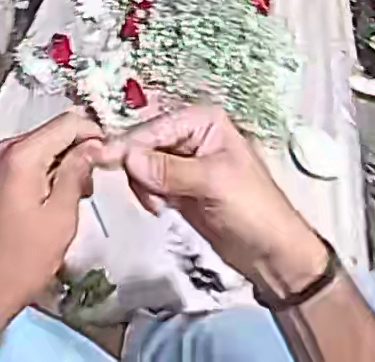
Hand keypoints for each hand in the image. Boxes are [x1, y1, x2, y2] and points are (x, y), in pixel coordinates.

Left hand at [0, 111, 105, 315]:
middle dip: (80, 149)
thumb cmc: (20, 261)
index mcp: (22, 154)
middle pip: (56, 131)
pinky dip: (51, 170)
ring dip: (67, 161)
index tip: (108, 154)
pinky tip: (59, 196)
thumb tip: (92, 147)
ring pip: (47, 144)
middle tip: (94, 179)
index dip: (93, 134)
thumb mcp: (60, 217)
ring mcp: (0, 161)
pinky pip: (34, 158)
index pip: (68, 122)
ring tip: (79, 193)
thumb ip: (77, 173)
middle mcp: (8, 149)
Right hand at [110, 105, 327, 294]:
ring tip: (160, 204)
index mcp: (204, 121)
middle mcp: (191, 135)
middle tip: (145, 194)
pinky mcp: (178, 187)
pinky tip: (161, 208)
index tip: (103, 157)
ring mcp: (184, 162)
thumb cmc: (253, 208)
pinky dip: (149, 196)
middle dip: (138, 167)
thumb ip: (169, 170)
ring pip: (143, 165)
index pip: (157, 126)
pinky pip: (149, 184)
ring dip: (144, 185)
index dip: (131, 143)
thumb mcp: (212, 183)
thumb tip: (129, 158)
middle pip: (146, 143)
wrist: (271, 254)